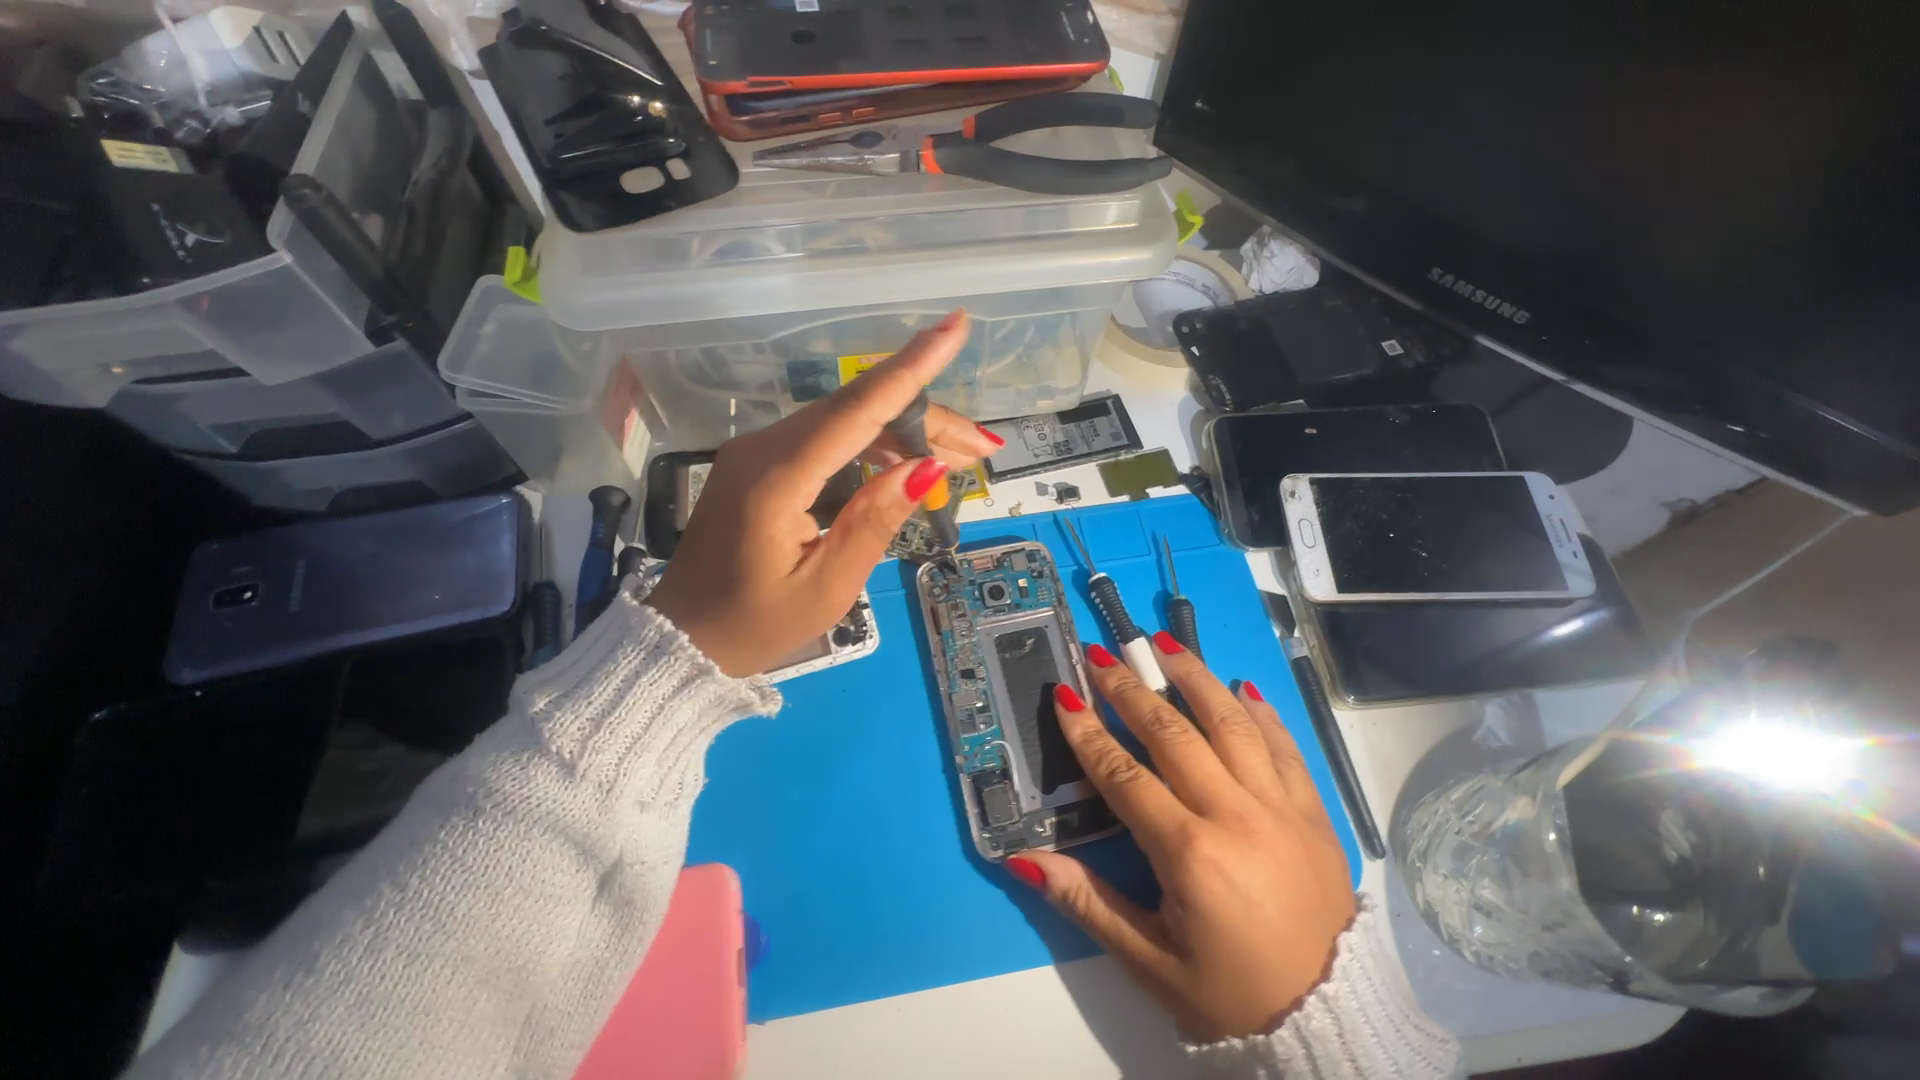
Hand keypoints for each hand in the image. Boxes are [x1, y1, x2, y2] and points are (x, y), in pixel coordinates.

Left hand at [646, 311, 1000, 676]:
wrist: (683, 638)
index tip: (953, 328)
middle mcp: (764, 450)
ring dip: (903, 432)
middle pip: (857, 410)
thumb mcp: (827, 588)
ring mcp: (757, 452)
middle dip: (926, 418)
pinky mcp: (759, 464)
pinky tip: (908, 461)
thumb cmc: (756, 625)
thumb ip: (875, 522)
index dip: (910, 369)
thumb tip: (926, 467)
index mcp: (777, 480)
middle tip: (984, 447)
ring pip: (844, 421)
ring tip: (963, 455)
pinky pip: (825, 439)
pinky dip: (871, 445)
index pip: (855, 411)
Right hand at [1010, 633, 1355, 1041]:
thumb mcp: (1150, 962)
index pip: (1125, 775)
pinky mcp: (1314, 813)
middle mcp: (1236, 815)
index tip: (1065, 695)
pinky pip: (1286, 747)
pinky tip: (1242, 687)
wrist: (1331, 1021)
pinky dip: (1262, 712)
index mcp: (1190, 852)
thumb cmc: (1230, 996)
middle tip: (1103, 654)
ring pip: (1233, 724)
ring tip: (1167, 644)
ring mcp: (1281, 808)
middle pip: (1175, 734)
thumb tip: (1025, 861)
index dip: (1089, 733)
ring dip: (1196, 679)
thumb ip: (1087, 902)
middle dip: (1132, 689)